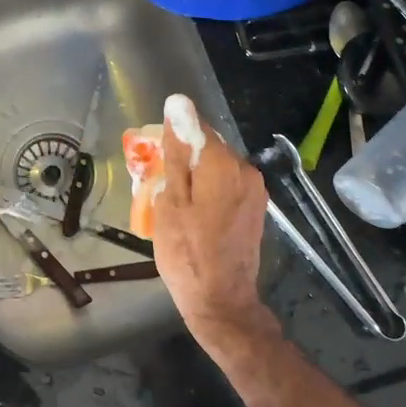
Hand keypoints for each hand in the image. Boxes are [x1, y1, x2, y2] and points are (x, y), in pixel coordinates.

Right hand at [155, 104, 279, 356]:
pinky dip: (205, 190)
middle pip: (207, 146)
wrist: (220, 300)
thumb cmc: (186, 253)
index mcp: (222, 165)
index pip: (195, 128)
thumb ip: (175, 153)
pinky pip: (225, 185)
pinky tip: (189, 211)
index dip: (170, 137)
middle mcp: (245, 170)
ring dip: (192, 174)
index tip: (151, 154)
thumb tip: (177, 106)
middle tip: (154, 179)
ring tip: (169, 198)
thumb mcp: (169, 202)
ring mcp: (253, 191)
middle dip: (180, 156)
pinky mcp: (254, 208)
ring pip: (215, 166)